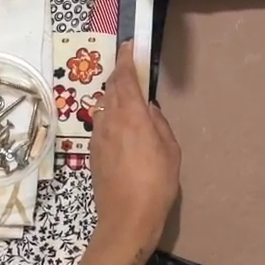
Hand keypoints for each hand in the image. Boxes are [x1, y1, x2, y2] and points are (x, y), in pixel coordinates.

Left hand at [89, 43, 180, 256]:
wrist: (126, 219)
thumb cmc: (156, 184)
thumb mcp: (171, 150)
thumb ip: (159, 124)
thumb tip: (148, 109)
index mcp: (131, 116)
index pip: (124, 78)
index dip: (126, 59)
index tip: (130, 45)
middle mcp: (109, 121)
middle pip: (111, 89)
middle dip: (121, 76)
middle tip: (133, 70)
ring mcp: (97, 137)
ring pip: (103, 106)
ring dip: (115, 97)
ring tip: (129, 99)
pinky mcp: (93, 153)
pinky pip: (101, 124)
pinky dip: (111, 116)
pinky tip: (123, 127)